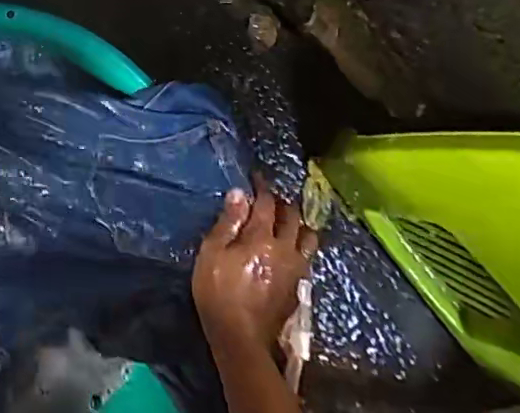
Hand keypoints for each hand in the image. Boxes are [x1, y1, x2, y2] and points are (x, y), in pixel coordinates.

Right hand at [192, 173, 318, 351]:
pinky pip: (306, 258)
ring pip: (307, 237)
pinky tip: (290, 249)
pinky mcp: (299, 288)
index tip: (256, 177)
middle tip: (270, 198)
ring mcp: (296, 270)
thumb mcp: (212, 255)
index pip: (267, 202)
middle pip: (292, 216)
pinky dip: (300, 246)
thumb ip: (228, 223)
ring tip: (288, 221)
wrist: (241, 342)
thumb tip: (240, 193)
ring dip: (299, 224)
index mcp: (262, 237)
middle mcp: (285, 249)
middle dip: (282, 202)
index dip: (262, 187)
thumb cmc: (219, 294)